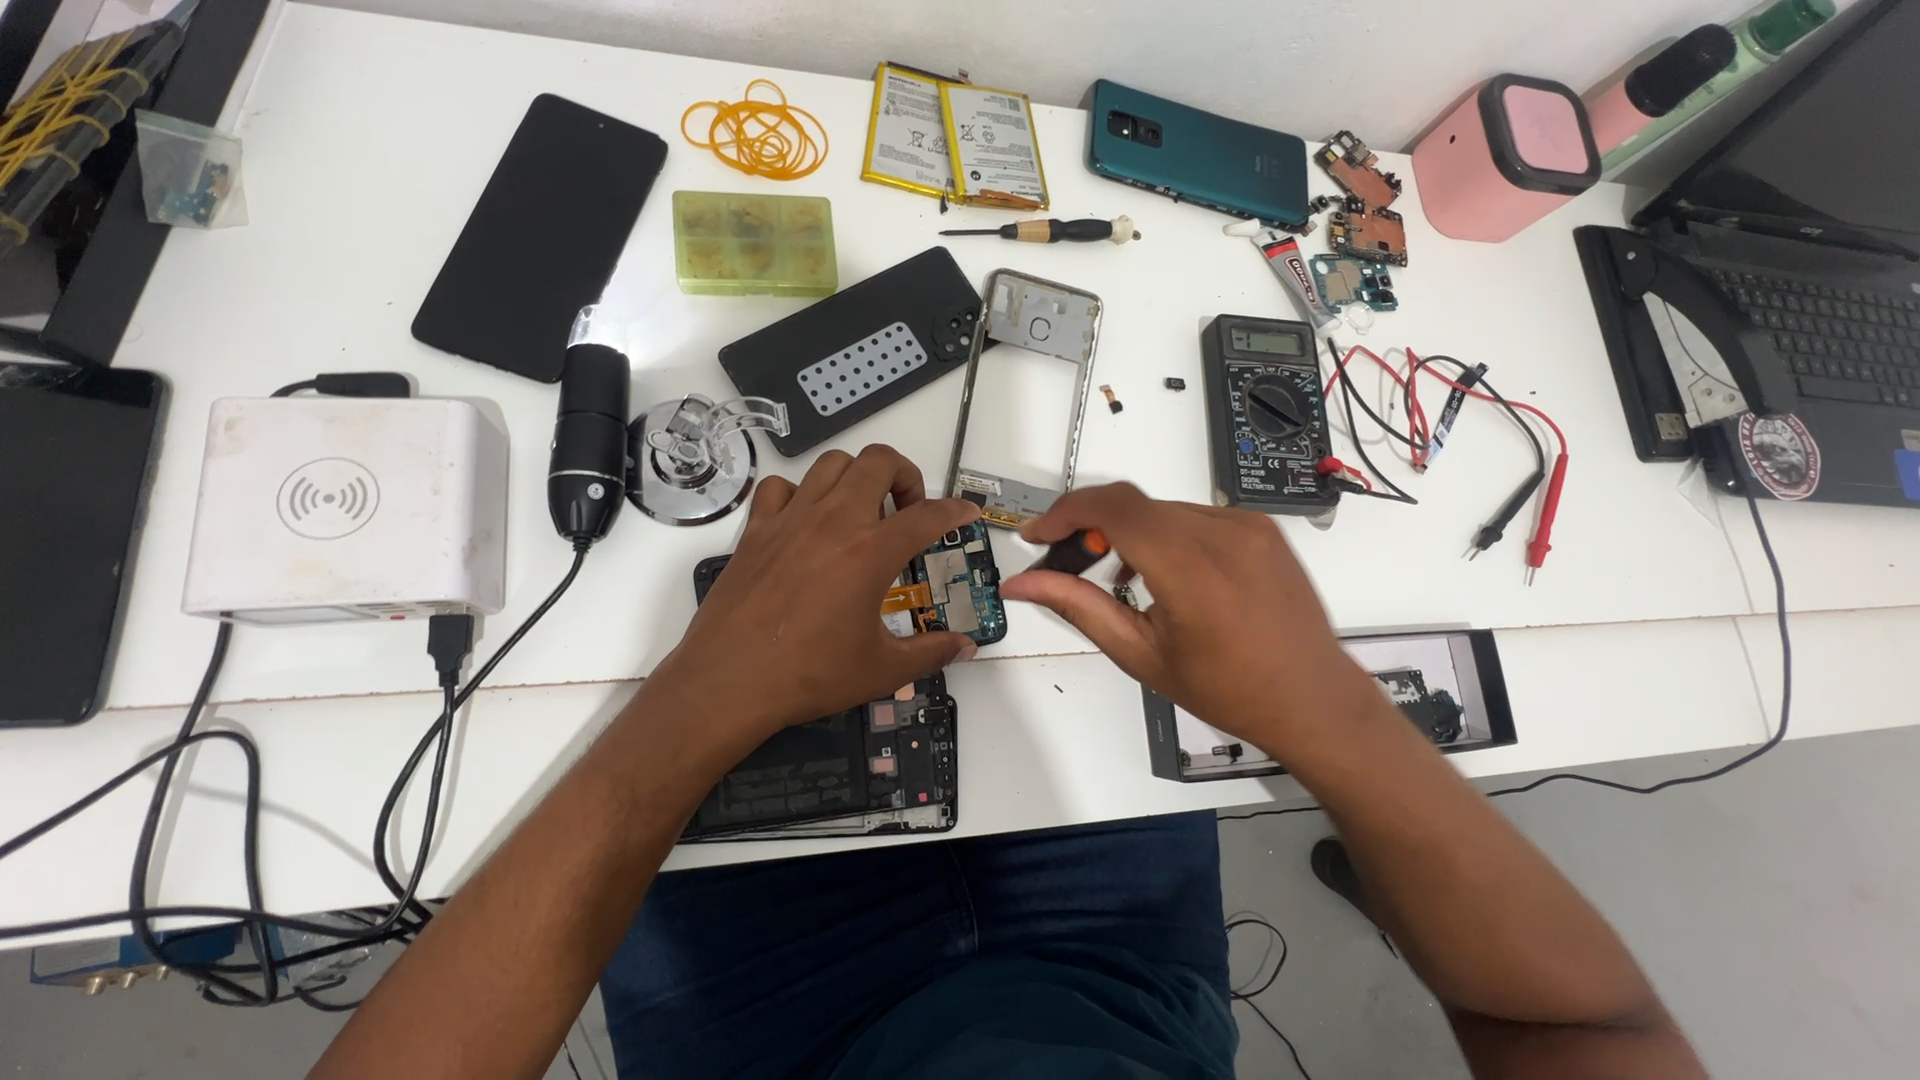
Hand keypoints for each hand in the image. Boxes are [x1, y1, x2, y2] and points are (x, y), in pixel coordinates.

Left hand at [648, 445, 979, 746]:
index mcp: (870, 552)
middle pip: (879, 462)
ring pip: (831, 463)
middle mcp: (833, 522)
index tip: (966, 513)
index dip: (955, 511)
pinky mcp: (756, 530)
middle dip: (905, 475)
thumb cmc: (809, 675)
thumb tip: (966, 647)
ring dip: (856, 477)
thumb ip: (930, 653)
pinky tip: (805, 522)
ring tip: (861, 512)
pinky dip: (800, 493)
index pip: (927, 516)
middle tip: (907, 511)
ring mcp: (791, 520)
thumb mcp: (881, 670)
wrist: (729, 682)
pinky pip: (781, 487)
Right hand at [1001, 483, 1378, 748]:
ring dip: (1127, 532)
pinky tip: (1162, 573)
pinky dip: (1164, 535)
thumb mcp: (1140, 654)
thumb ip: (1077, 608)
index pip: (1115, 508)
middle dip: (1089, 526)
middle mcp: (1224, 535)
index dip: (1066, 512)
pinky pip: (1194, 516)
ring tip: (1118, 577)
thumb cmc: (1227, 689)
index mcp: (1193, 572)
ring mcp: (1248, 527)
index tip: (1038, 535)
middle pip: (1133, 505)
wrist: (1312, 697)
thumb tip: (1022, 583)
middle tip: (1067, 562)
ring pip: (1161, 510)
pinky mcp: (1261, 528)